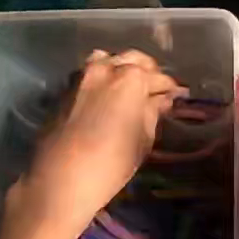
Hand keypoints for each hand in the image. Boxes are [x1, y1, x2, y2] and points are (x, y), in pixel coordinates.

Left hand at [6, 49, 181, 238]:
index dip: (171, 88)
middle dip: (148, 72)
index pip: (159, 77)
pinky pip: (88, 74)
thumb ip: (153, 112)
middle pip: (133, 60)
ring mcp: (80, 75)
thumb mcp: (143, 139)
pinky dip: (101, 78)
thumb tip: (161, 100)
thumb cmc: (112, 162)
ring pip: (107, 60)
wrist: (60, 178)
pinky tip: (106, 96)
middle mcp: (105, 68)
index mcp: (131, 78)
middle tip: (155, 91)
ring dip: (121, 69)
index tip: (178, 97)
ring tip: (129, 89)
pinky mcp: (63, 88)